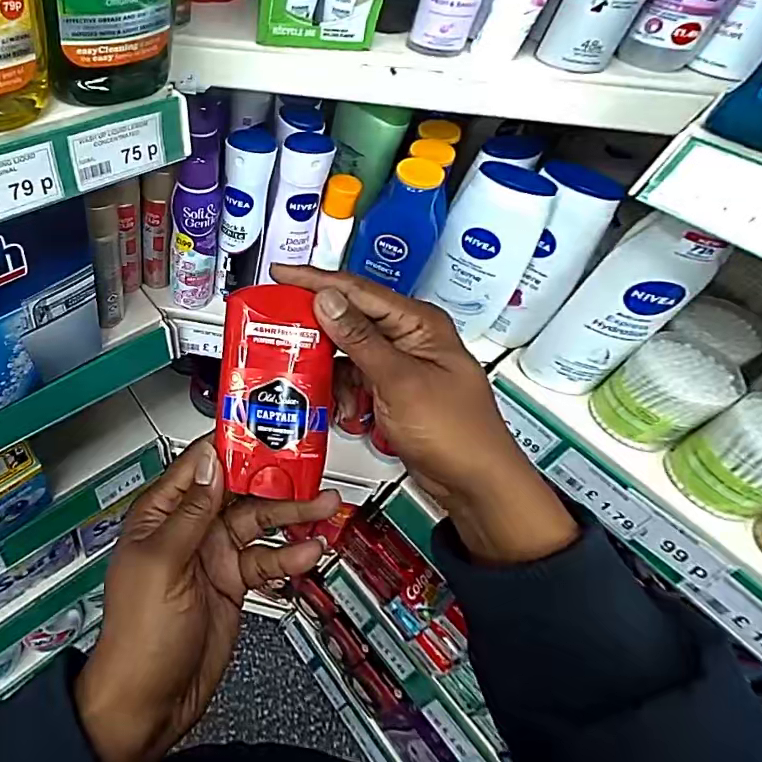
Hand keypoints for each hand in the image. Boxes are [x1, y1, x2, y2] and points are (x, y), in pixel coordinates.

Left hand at [75, 438, 341, 761]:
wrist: (148, 705)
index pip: (201, 464)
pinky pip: (267, 560)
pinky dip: (290, 555)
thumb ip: (191, 512)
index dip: (233, 445)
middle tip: (306, 469)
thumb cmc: (136, 637)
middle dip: (273, 478)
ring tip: (322, 506)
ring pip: (259, 522)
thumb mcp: (161, 564)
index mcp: (163, 514)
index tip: (264, 430)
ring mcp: (214, 554)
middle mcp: (191, 527)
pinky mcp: (233, 580)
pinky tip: (309, 551)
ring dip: (292, 514)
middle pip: (238, 489)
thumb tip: (210, 463)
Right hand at [271, 265, 578, 565]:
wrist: (478, 487)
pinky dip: (345, 393)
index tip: (283, 273)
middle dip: (319, 331)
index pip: (357, 290)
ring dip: (333, 372)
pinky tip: (347, 411)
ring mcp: (400, 363)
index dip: (315, 280)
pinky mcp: (392, 387)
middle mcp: (408, 337)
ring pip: (348, 352)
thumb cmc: (458, 434)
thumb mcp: (400, 382)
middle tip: (283, 332)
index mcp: (418, 322)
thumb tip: (327, 299)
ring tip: (322, 388)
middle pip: (350, 319)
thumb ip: (359, 339)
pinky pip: (355, 377)